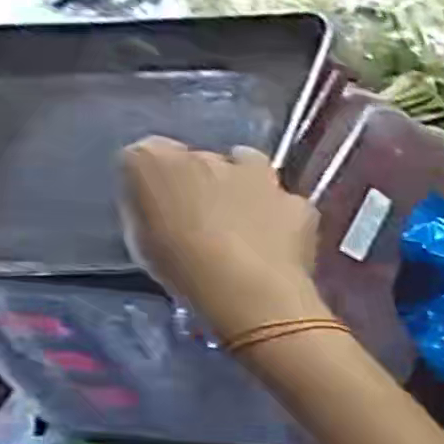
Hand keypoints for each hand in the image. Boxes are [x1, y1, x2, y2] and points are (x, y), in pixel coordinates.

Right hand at [118, 137, 325, 339]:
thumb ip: (157, 208)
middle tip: (220, 217)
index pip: (155, 156)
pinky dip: (292, 217)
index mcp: (151, 159)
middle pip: (208, 161)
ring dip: (253, 183)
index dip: (169, 182)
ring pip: (253, 164)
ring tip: (256, 218)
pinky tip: (289, 241)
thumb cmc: (182, 268)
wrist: (249, 287)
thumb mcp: (144, 235)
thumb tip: (174, 210)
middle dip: (213, 182)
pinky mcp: (299, 203)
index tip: (177, 205)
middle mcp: (206, 157)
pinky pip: (294, 204)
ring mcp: (258, 177)